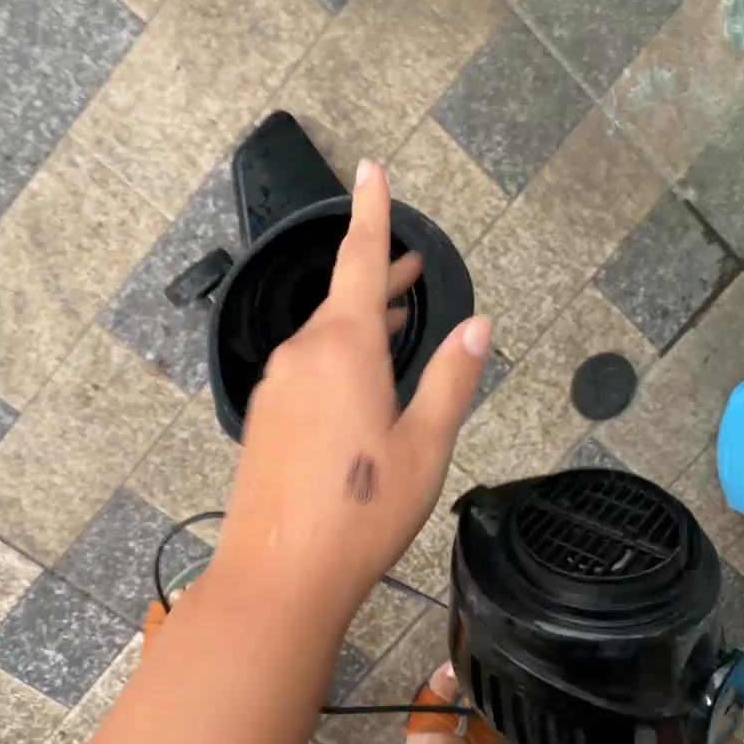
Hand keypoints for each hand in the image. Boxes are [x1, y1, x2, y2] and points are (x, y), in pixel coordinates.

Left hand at [212, 160, 491, 611]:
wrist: (279, 575)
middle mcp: (301, 356)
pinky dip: (336, 357)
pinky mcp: (265, 418)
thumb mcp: (425, 448)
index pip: (359, 258)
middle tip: (412, 269)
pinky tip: (355, 380)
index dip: (371, 211)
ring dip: (359, 322)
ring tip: (393, 318)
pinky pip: (305, 368)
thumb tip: (478, 328)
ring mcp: (276, 387)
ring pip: (323, 337)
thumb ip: (451, 380)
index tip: (371, 169)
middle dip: (379, 279)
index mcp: (343, 349)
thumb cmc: (361, 515)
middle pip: (343, 299)